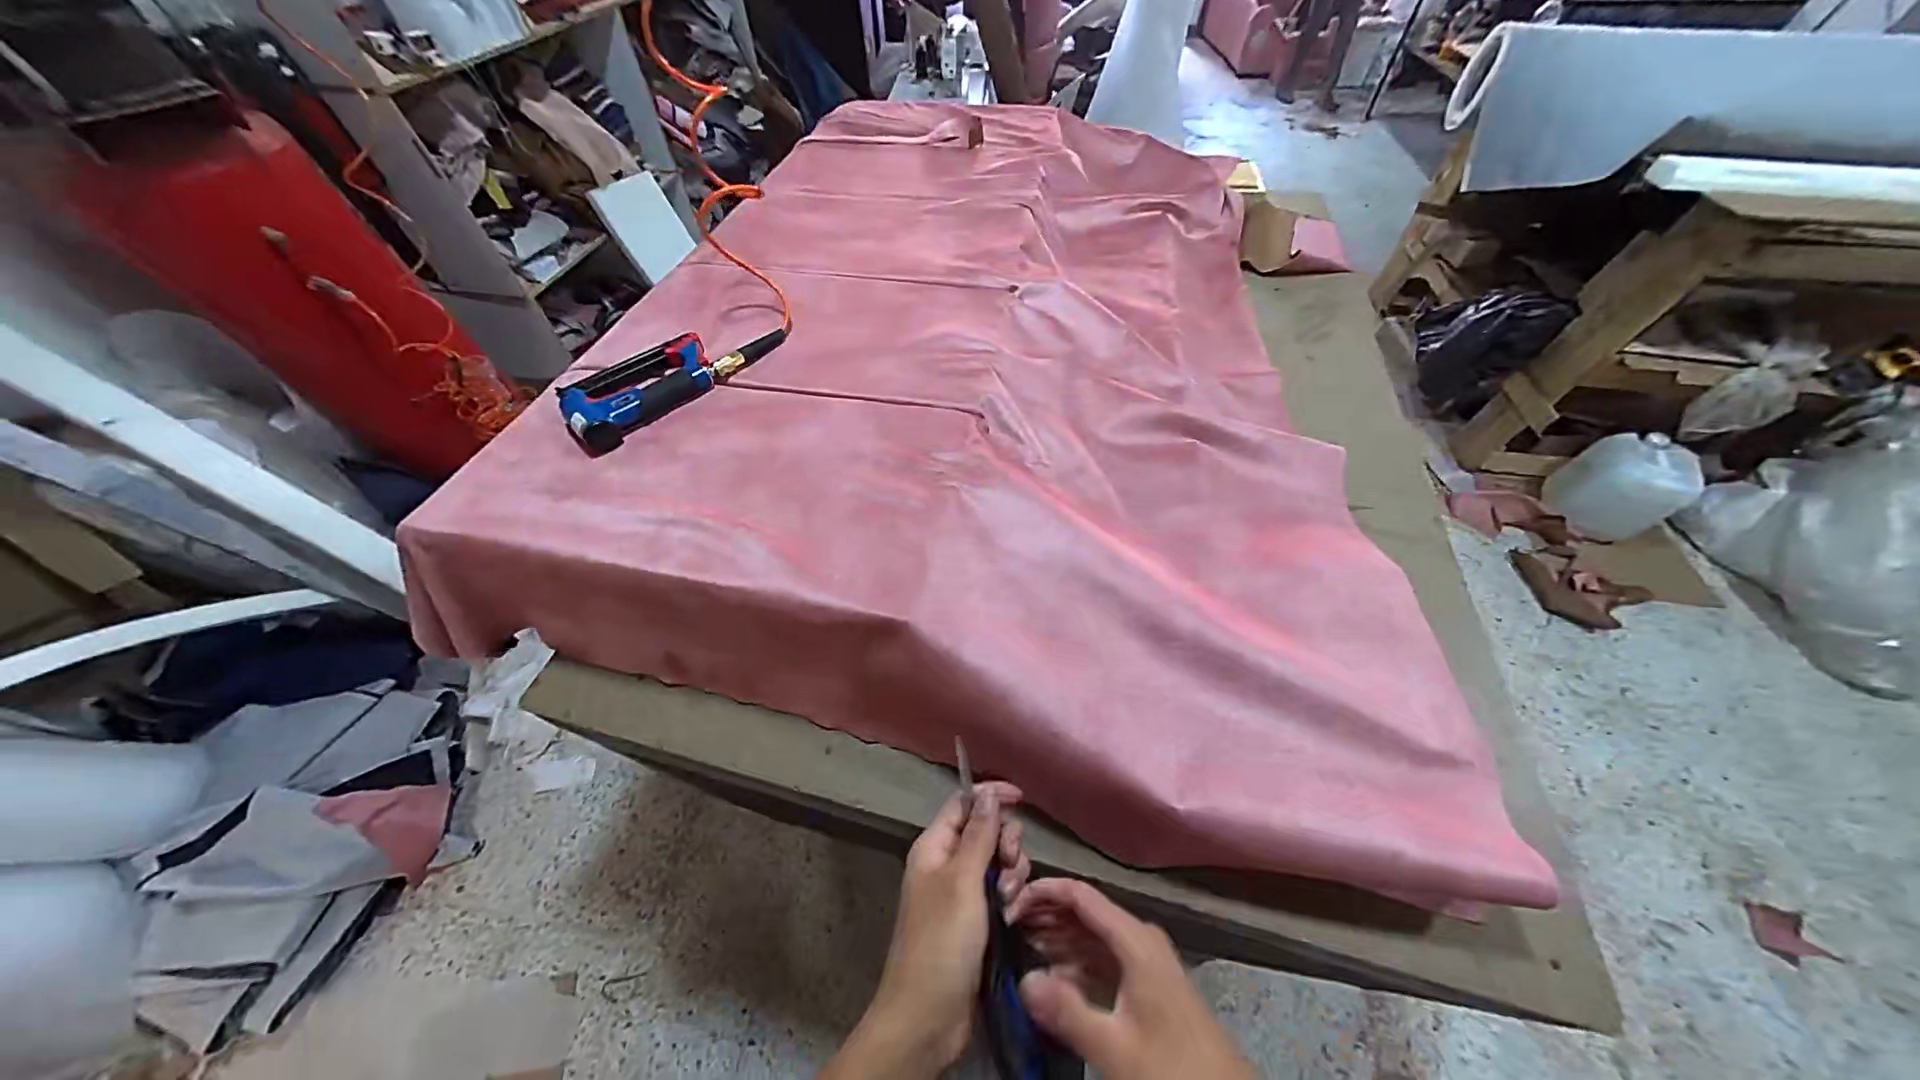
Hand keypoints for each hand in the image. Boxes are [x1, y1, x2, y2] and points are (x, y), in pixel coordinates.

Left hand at [820, 781, 1030, 1079]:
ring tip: (1009, 900)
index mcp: (934, 847)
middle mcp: (946, 865)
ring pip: (998, 863)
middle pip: (985, 832)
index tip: (1022, 798)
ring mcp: (961, 895)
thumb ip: (979, 835)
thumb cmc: (941, 942)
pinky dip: (1010, 898)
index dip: (991, 796)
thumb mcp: (962, 882)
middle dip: (1006, 843)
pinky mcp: (976, 921)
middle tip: (1010, 864)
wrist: (928, 1016)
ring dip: (1011, 874)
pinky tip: (1012, 915)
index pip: (963, 804)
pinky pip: (1000, 893)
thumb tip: (988, 793)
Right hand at [1008, 878, 1253, 1079]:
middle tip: (1008, 924)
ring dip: (1059, 936)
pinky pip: (1103, 957)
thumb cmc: (1172, 1068)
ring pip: (1093, 934)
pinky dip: (1076, 959)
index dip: (1043, 891)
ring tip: (1022, 942)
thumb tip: (1023, 979)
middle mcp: (1140, 939)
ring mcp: (1145, 961)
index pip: (1080, 895)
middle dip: (1046, 913)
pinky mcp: (1147, 983)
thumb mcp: (1115, 1047)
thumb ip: (1067, 1012)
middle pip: (1085, 911)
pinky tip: (1053, 973)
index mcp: (1135, 940)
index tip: (1009, 904)